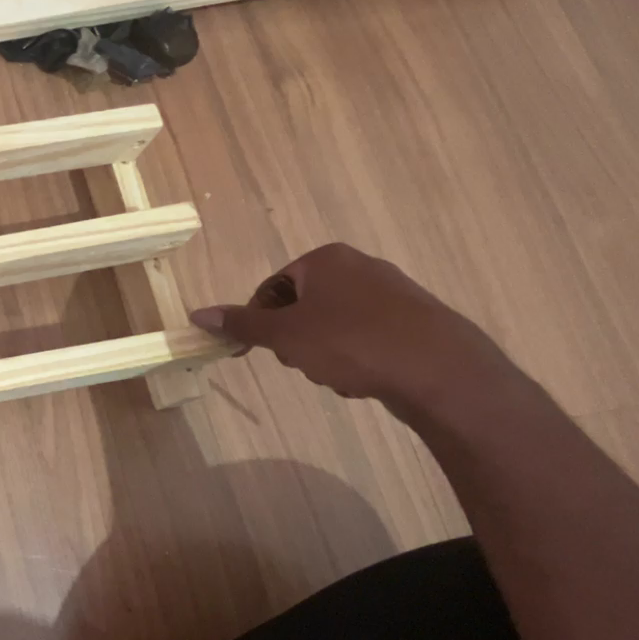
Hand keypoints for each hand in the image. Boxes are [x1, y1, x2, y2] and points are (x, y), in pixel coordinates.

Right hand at [189, 243, 517, 416]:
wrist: (440, 372)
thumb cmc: (352, 344)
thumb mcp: (285, 336)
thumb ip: (242, 325)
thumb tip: (198, 315)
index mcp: (326, 260)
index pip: (272, 287)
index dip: (258, 322)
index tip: (255, 352)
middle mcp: (360, 267)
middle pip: (302, 306)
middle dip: (294, 339)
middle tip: (300, 362)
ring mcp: (393, 293)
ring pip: (333, 325)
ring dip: (322, 352)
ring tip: (335, 375)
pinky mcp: (415, 321)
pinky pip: (366, 337)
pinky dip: (355, 357)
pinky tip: (363, 379)